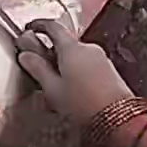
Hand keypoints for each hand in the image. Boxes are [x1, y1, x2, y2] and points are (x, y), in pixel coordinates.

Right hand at [15, 18, 135, 129]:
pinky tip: (71, 93)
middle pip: (64, 44)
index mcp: (72, 48)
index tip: (30, 29)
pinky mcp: (109, 71)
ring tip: (55, 89)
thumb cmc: (84, 105)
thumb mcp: (52, 88)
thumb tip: (26, 55)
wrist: (120, 121)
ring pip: (75, 57)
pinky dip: (75, 73)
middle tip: (38, 70)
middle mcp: (88, 49)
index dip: (38, 25)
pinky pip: (86, 66)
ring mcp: (101, 59)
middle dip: (50, 54)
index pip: (52, 27)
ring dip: (63, 66)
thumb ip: (37, 68)